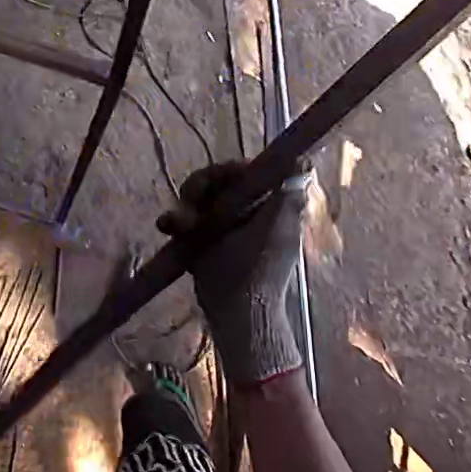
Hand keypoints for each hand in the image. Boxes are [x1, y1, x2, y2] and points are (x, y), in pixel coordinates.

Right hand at [155, 161, 308, 386]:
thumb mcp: (279, 228)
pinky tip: (167, 226)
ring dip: (184, 206)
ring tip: (177, 224)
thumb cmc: (261, 268)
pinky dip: (176, 220)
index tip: (216, 180)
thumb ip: (289, 193)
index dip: (226, 171)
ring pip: (197, 198)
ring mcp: (222, 224)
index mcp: (267, 203)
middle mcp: (245, 209)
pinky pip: (185, 218)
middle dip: (199, 188)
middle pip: (216, 181)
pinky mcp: (202, 238)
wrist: (237, 311)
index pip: (243, 171)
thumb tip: (303, 160)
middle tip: (190, 201)